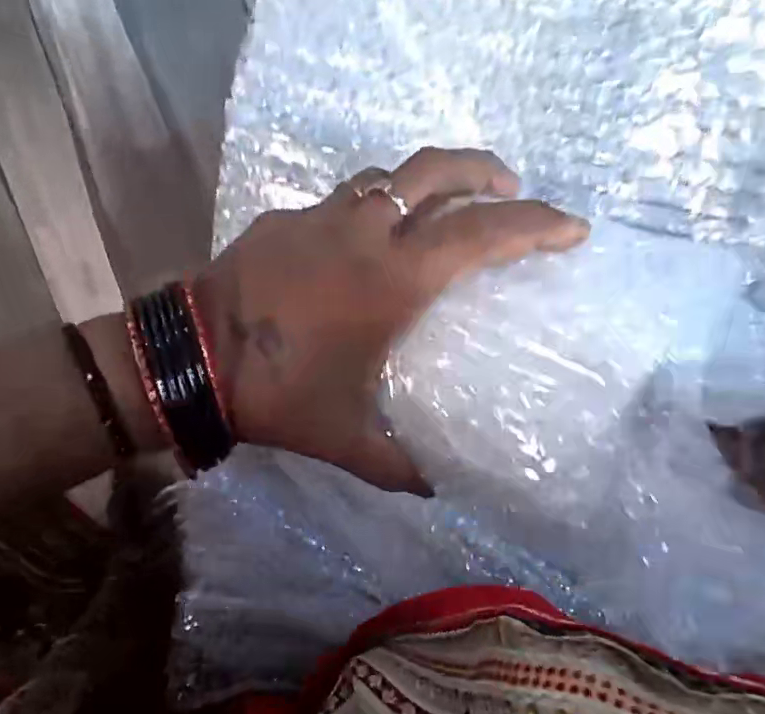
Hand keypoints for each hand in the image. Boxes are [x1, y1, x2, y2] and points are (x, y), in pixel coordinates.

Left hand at [194, 148, 589, 492]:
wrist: (192, 362)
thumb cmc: (278, 398)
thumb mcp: (345, 440)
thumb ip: (396, 467)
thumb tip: (433, 491)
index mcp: (393, 281)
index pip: (481, 236)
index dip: (534, 224)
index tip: (572, 226)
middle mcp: (364, 234)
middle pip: (439, 173)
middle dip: (486, 171)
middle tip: (510, 186)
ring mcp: (321, 219)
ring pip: (387, 176)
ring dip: (425, 183)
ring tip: (442, 207)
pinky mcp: (285, 221)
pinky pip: (342, 200)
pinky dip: (369, 207)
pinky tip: (364, 241)